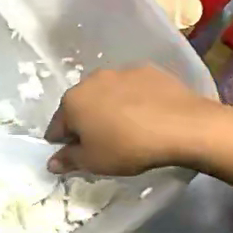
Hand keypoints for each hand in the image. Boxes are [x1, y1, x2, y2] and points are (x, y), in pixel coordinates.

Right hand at [46, 66, 224, 175]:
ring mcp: (120, 72)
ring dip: (109, 108)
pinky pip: (132, 88)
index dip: (63, 142)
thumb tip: (51, 161)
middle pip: (81, 105)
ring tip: (127, 128)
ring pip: (106, 93)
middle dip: (86, 122)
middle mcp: (91, 80)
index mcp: (72, 101)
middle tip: (102, 143)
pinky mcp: (147, 70)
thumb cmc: (127, 146)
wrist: (181, 125)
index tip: (75, 155)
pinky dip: (133, 99)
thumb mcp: (94, 162)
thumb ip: (69, 160)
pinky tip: (147, 115)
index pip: (57, 125)